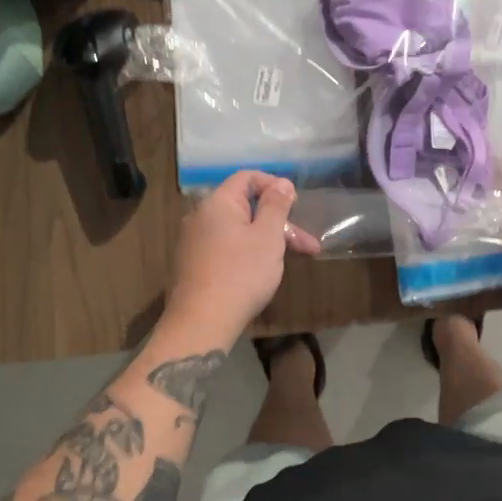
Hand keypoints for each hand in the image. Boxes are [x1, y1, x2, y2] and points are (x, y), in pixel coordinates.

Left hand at [166, 171, 316, 339]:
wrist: (201, 323)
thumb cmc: (240, 273)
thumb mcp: (268, 236)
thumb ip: (276, 205)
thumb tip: (281, 182)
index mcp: (218, 203)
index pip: (247, 177)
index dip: (274, 185)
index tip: (295, 205)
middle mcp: (201, 216)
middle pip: (246, 206)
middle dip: (279, 221)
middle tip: (307, 244)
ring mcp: (195, 242)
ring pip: (239, 230)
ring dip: (268, 239)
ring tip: (294, 259)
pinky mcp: (194, 265)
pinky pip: (227, 247)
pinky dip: (249, 252)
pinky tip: (265, 270)